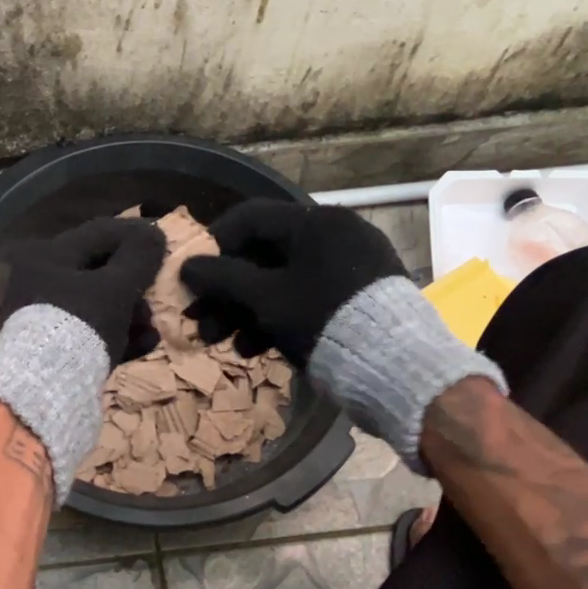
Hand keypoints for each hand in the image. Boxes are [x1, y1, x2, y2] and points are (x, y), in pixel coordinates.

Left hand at [0, 217, 164, 363]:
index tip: (163, 241)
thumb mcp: (115, 288)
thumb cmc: (79, 323)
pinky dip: (117, 334)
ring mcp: (43, 315)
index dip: (135, 234)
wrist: (46, 388)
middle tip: (158, 289)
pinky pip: (89, 332)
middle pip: (97, 271)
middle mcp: (40, 280)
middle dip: (133, 282)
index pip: (99, 233)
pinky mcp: (51, 347)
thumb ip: (138, 259)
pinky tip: (146, 342)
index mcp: (49, 256)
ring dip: (129, 311)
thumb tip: (155, 234)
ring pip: (95, 304)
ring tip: (152, 324)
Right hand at [179, 199, 502, 473]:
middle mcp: (335, 234)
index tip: (192, 274)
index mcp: (315, 222)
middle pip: (264, 255)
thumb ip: (222, 279)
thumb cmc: (325, 320)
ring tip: (225, 344)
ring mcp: (352, 266)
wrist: (400, 370)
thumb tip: (187, 265)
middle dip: (228, 292)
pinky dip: (279, 317)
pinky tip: (255, 349)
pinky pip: (307, 297)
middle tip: (201, 321)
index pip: (250, 218)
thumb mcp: (265, 299)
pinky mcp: (362, 296)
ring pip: (283, 281)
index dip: (214, 244)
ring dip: (248, 310)